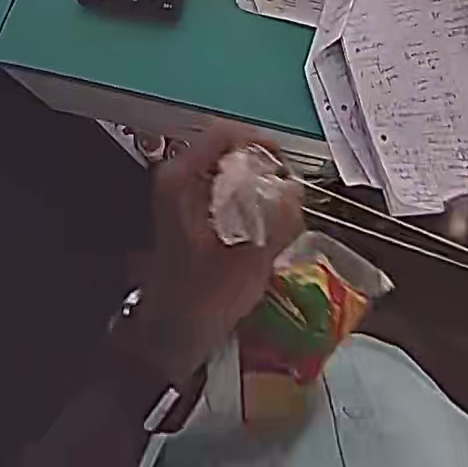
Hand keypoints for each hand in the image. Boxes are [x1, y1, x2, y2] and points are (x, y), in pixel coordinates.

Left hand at [131, 123, 302, 378]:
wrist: (171, 333)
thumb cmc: (201, 301)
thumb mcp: (246, 264)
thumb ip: (276, 225)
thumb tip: (296, 191)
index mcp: (181, 180)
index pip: (221, 134)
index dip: (257, 140)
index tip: (283, 160)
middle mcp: (175, 175)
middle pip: (223, 143)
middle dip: (258, 158)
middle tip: (285, 180)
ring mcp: (178, 187)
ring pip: (222, 160)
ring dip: (252, 172)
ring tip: (278, 194)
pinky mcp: (186, 202)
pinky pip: (219, 177)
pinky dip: (242, 185)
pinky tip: (259, 209)